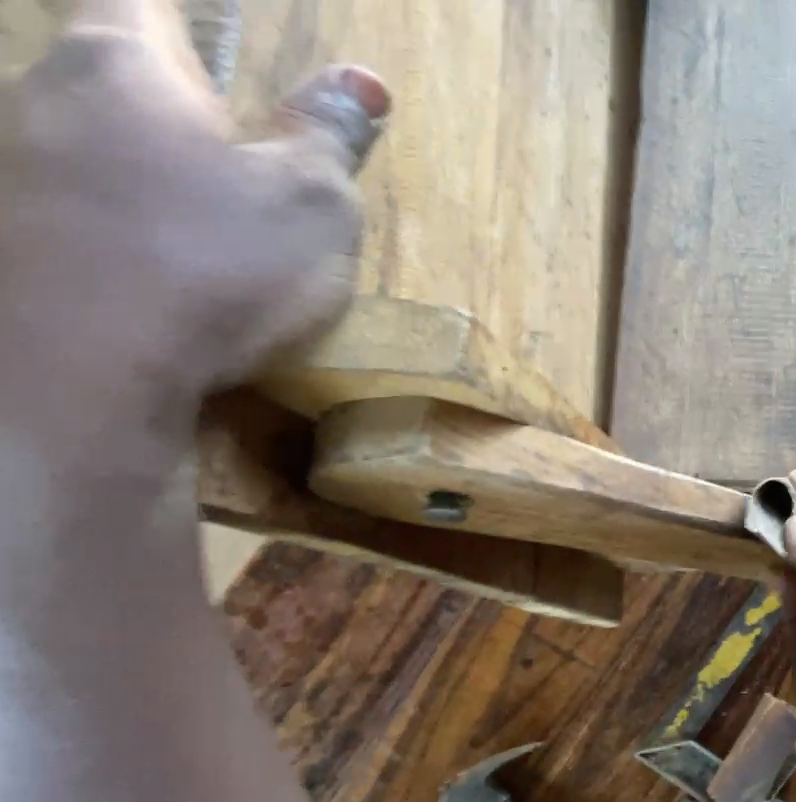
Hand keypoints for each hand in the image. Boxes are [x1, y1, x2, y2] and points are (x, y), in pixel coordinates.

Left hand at [0, 0, 387, 467]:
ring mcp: (18, 163)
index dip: (196, 16)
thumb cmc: (216, 262)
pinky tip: (175, 262)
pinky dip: (133, 212)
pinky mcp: (16, 230)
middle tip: (253, 145)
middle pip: (117, 68)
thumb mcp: (311, 201)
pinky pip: (86, 196)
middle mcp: (47, 93)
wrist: (83, 371)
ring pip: (99, 136)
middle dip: (183, 96)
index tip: (240, 39)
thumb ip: (330, 135)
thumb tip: (358, 80)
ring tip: (221, 217)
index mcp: (121, 65)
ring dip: (157, 160)